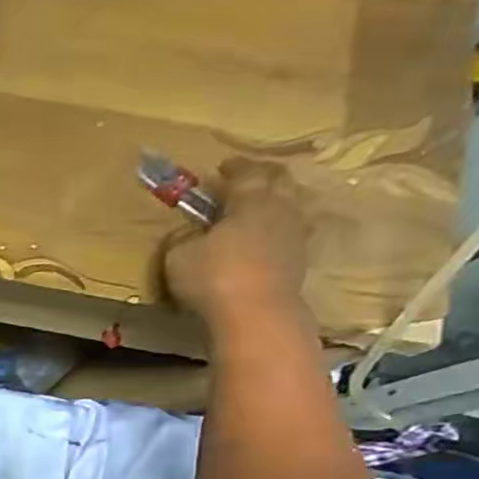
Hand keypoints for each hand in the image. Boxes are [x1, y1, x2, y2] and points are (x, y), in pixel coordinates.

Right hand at [164, 159, 310, 333]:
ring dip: (276, 200)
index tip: (222, 166)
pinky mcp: (300, 257)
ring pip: (290, 204)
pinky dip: (279, 227)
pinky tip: (269, 235)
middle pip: (278, 181)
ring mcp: (295, 232)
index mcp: (251, 200)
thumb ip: (181, 237)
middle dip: (262, 176)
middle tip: (247, 178)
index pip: (245, 174)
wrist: (256, 312)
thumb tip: (187, 229)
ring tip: (260, 206)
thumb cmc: (212, 277)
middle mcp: (280, 208)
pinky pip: (292, 230)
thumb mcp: (178, 256)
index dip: (233, 168)